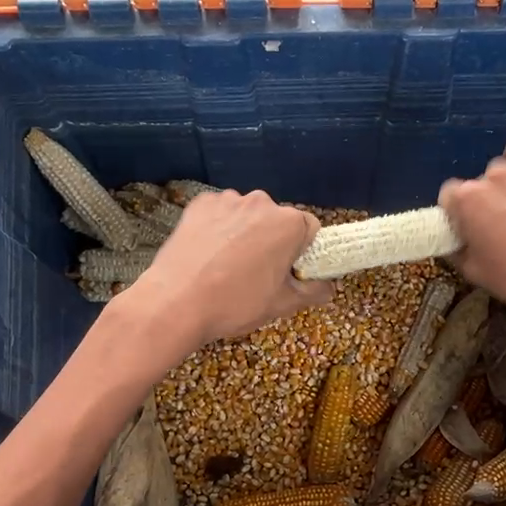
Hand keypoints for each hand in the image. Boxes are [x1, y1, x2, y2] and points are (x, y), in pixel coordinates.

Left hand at [123, 189, 333, 345]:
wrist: (175, 303)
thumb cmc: (236, 303)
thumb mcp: (283, 305)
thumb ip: (314, 291)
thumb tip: (330, 287)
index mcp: (288, 223)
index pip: (310, 230)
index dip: (303, 253)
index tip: (289, 273)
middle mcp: (261, 202)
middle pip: (277, 221)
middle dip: (273, 242)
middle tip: (257, 275)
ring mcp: (227, 200)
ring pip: (247, 217)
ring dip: (245, 235)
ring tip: (228, 267)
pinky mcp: (199, 204)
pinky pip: (220, 214)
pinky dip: (219, 230)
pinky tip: (208, 255)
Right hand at [438, 130, 505, 325]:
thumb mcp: (472, 272)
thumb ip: (456, 247)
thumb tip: (454, 238)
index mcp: (465, 201)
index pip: (448, 195)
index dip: (455, 214)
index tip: (465, 231)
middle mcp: (489, 178)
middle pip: (475, 184)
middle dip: (480, 203)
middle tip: (494, 229)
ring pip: (500, 170)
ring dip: (501, 187)